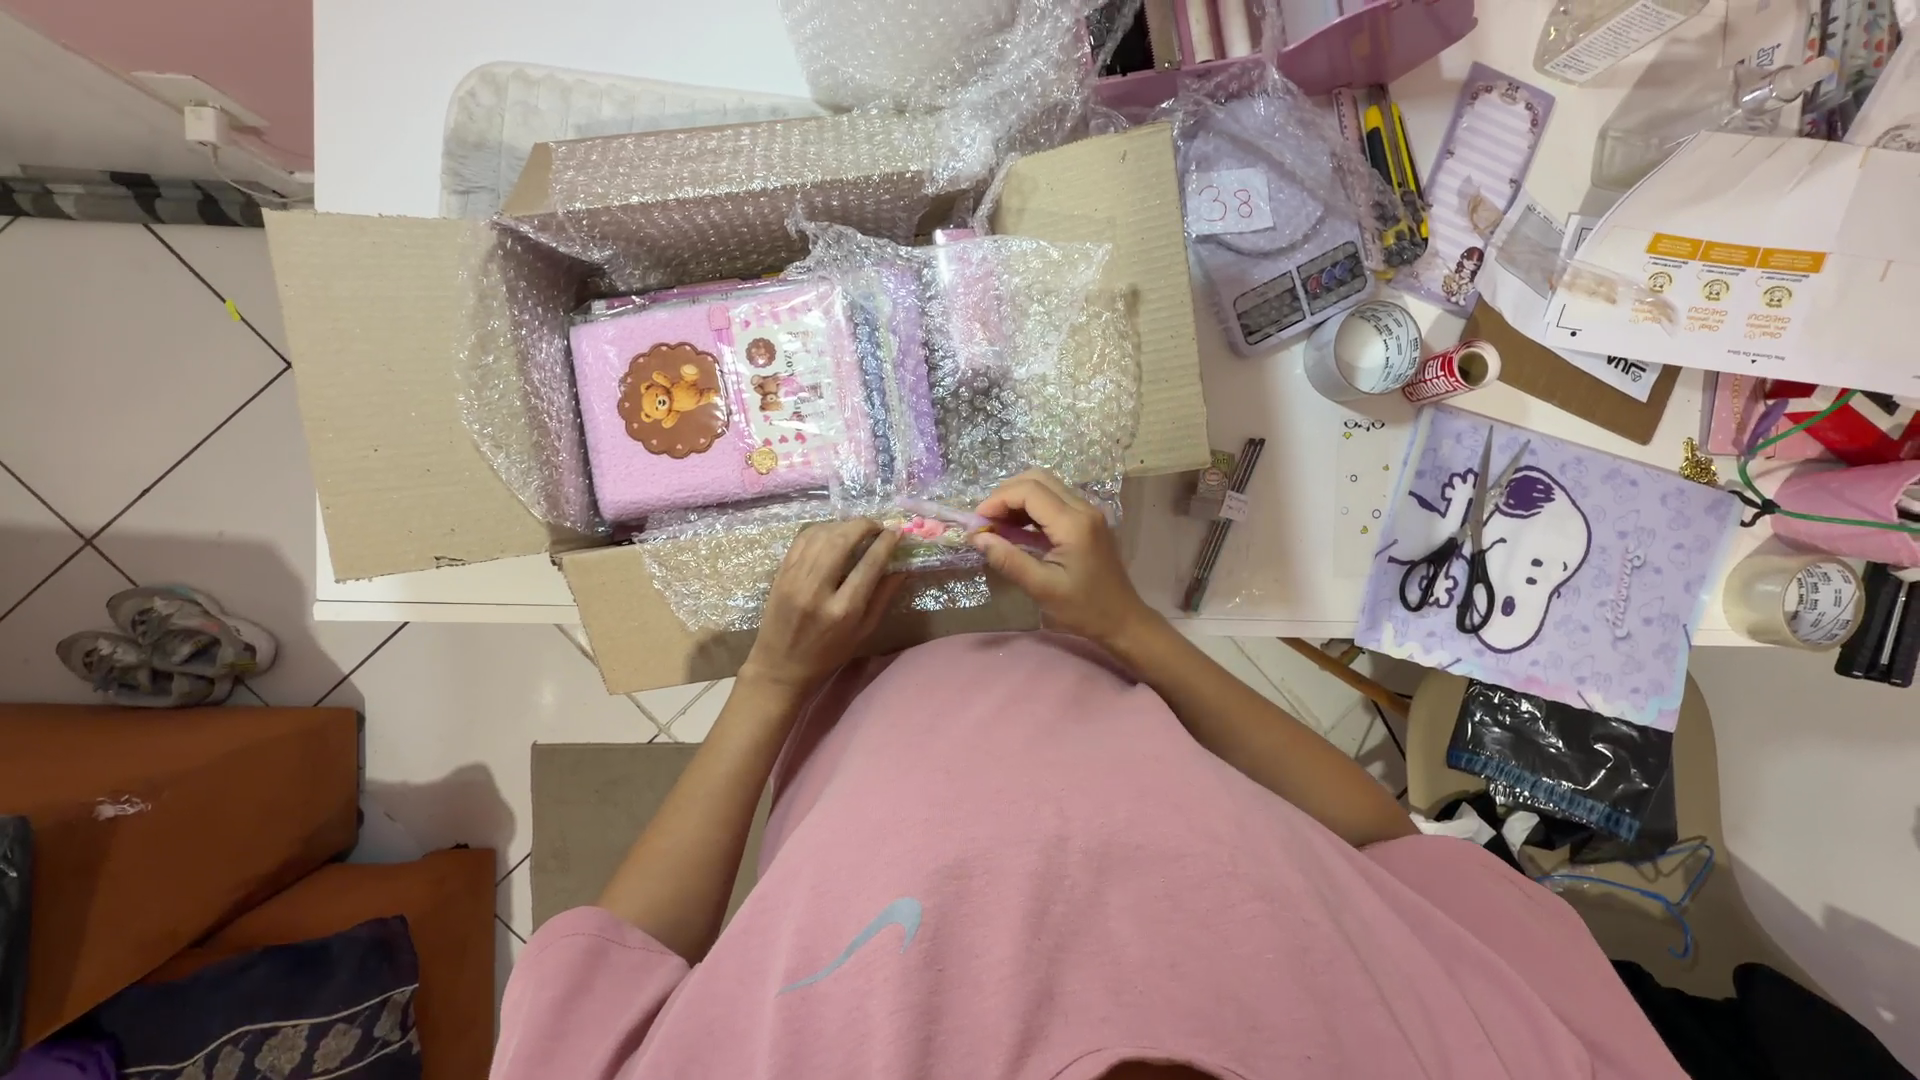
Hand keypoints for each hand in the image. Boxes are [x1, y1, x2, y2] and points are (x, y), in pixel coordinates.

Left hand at [741, 519, 903, 698]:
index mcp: (843, 610)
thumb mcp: (863, 632)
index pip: (869, 564)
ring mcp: (795, 578)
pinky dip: (821, 529)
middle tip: (878, 526)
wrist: (780, 666)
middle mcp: (817, 590)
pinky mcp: (781, 573)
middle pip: (843, 540)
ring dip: (844, 525)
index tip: (896, 532)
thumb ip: (883, 597)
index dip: (886, 543)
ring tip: (858, 528)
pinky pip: (802, 539)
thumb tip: (902, 566)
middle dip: (864, 526)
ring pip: (822, 535)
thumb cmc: (828, 654)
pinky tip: (834, 532)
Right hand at [971, 470, 1157, 648]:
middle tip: (987, 521)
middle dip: (1006, 494)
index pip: (1029, 491)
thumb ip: (1008, 559)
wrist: (1122, 619)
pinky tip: (1017, 529)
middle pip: (1038, 479)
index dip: (998, 500)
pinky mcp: (1087, 519)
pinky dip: (1031, 507)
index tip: (978, 521)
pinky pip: (1055, 499)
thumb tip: (977, 538)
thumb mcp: (1041, 588)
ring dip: (1018, 499)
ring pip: (1046, 485)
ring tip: (998, 525)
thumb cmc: (1083, 608)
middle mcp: (1083, 508)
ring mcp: (1088, 512)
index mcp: (1074, 524)